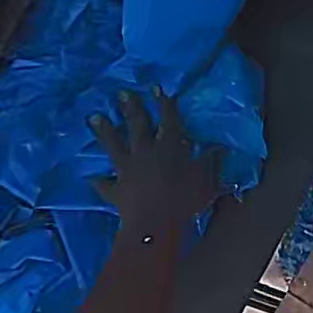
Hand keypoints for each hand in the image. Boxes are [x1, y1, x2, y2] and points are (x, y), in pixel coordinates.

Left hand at [91, 88, 223, 237]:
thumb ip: (211, 161)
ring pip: (114, 146)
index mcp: (170, 146)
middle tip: (121, 94)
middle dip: (131, 108)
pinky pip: (104, 183)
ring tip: (94, 117)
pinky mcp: (115, 189)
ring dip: (105, 131)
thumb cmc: (186, 198)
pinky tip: (92, 176)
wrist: (155, 225)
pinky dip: (99, 180)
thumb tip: (220, 147)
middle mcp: (146, 152)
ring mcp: (127, 169)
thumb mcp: (207, 178)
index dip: (163, 103)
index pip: (168, 119)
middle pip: (137, 126)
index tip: (156, 87)